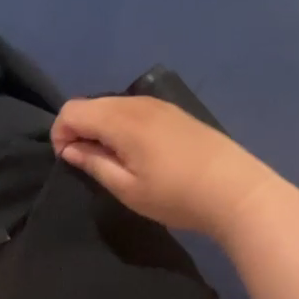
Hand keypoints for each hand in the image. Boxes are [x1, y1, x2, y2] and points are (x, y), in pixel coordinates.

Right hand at [51, 96, 286, 239]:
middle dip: (79, 129)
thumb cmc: (177, 195)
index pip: (72, 110)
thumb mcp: (128, 189)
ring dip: (101, 127)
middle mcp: (137, 103)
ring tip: (113, 160)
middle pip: (91, 104)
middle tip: (88, 163)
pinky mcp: (175, 112)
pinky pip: (134, 109)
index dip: (60, 134)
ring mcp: (159, 104)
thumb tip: (70, 149)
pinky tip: (138, 152)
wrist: (238, 192)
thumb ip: (94, 164)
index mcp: (121, 120)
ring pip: (113, 105)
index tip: (69, 161)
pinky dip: (122, 124)